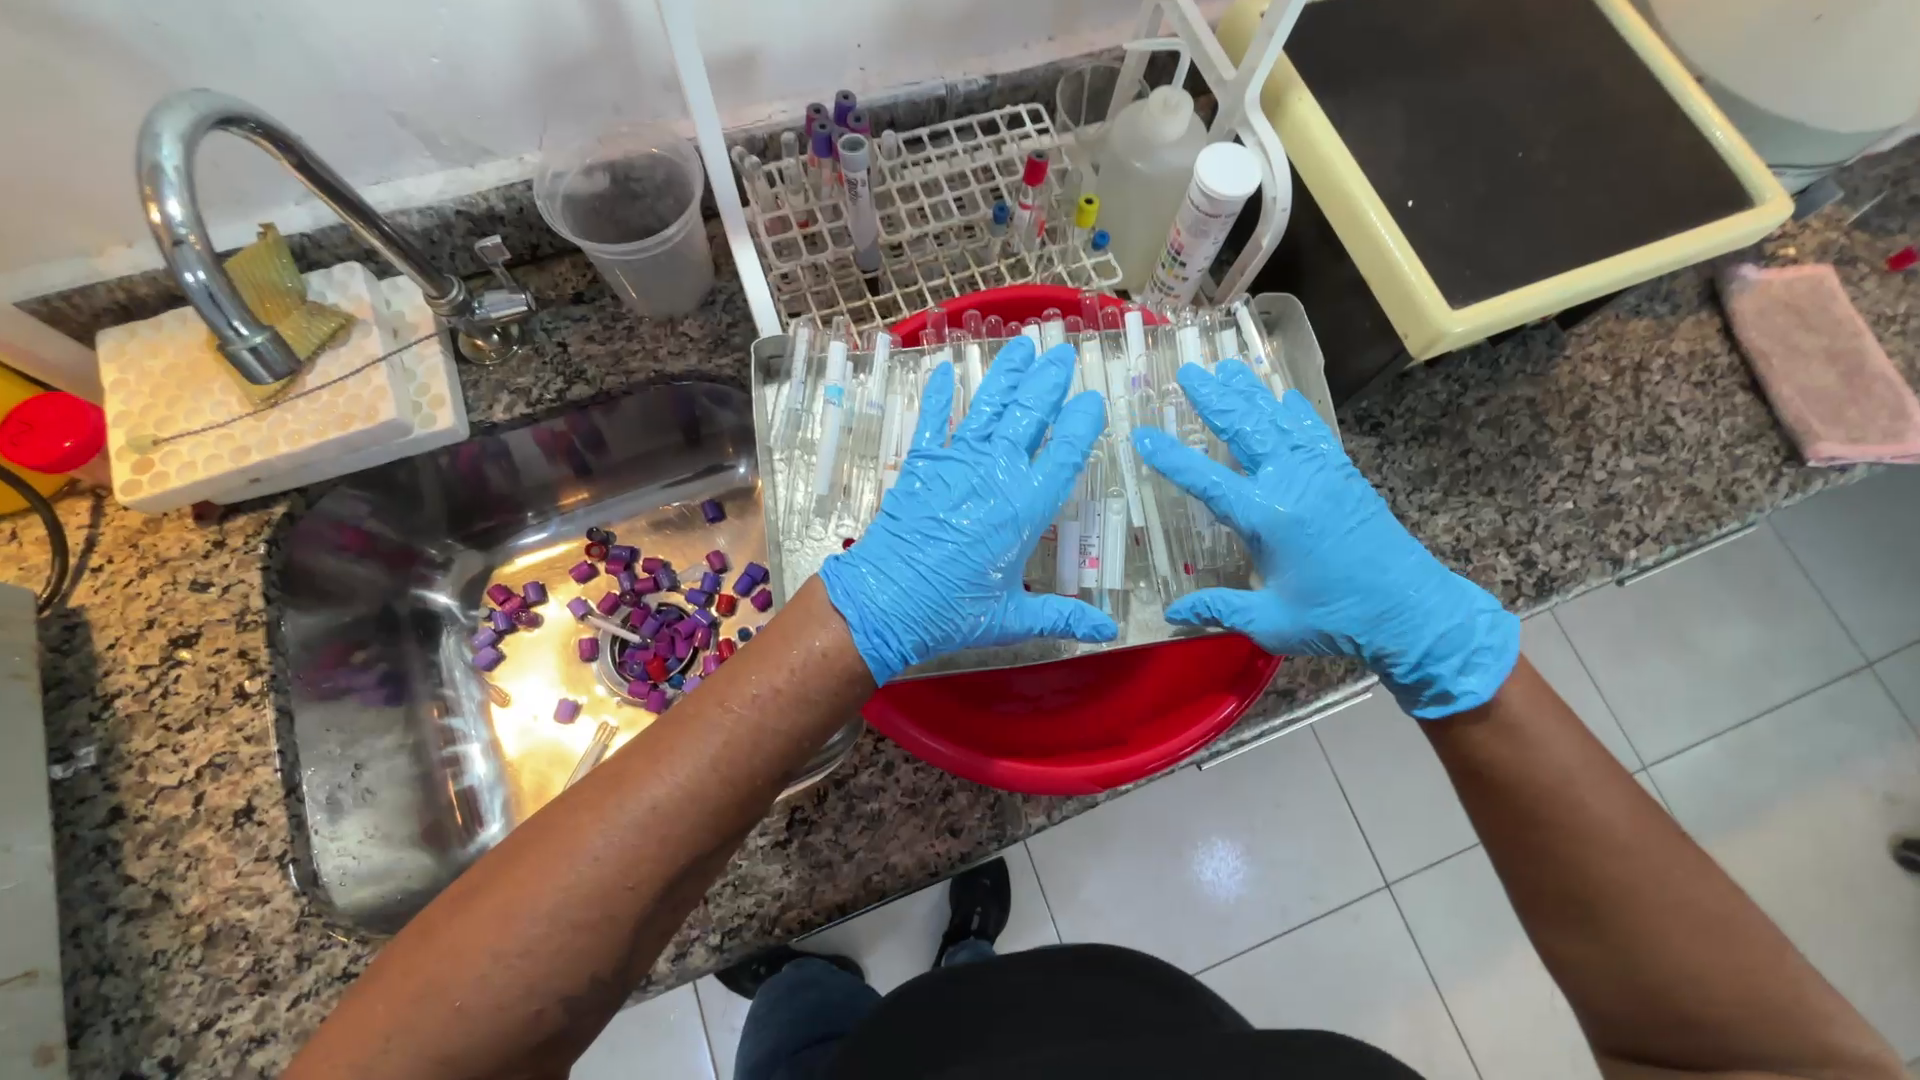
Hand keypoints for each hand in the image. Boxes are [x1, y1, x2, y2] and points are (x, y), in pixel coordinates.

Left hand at [820, 336, 1118, 683]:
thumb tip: (1107, 635)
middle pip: (1029, 416)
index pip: (1065, 454)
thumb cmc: (952, 613)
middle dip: (1049, 382)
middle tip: (1063, 354)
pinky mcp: (920, 465)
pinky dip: (936, 395)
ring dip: (1007, 375)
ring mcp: (955, 464)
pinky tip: (942, 370)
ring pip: (988, 407)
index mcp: (1025, 508)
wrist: (885, 602)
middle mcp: (995, 475)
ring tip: (1023, 346)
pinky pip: (932, 421)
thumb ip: (1061, 618)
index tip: (1093, 399)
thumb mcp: (1012, 619)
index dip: (1082, 423)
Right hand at [1132, 358, 1518, 718]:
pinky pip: (1313, 433)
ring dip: (1251, 393)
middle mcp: (1291, 484)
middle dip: (1214, 399)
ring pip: (1278, 421)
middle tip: (1189, 372)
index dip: (1171, 458)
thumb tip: (1172, 614)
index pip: (1206, 480)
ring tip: (1228, 367)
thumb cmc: (1335, 619)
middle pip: (1244, 430)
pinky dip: (1296, 412)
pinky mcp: (1344, 476)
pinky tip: (1285, 397)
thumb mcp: (1269, 621)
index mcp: (1266, 517)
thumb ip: (1219, 607)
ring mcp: (1321, 474)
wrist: (1411, 612)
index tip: (1143, 434)